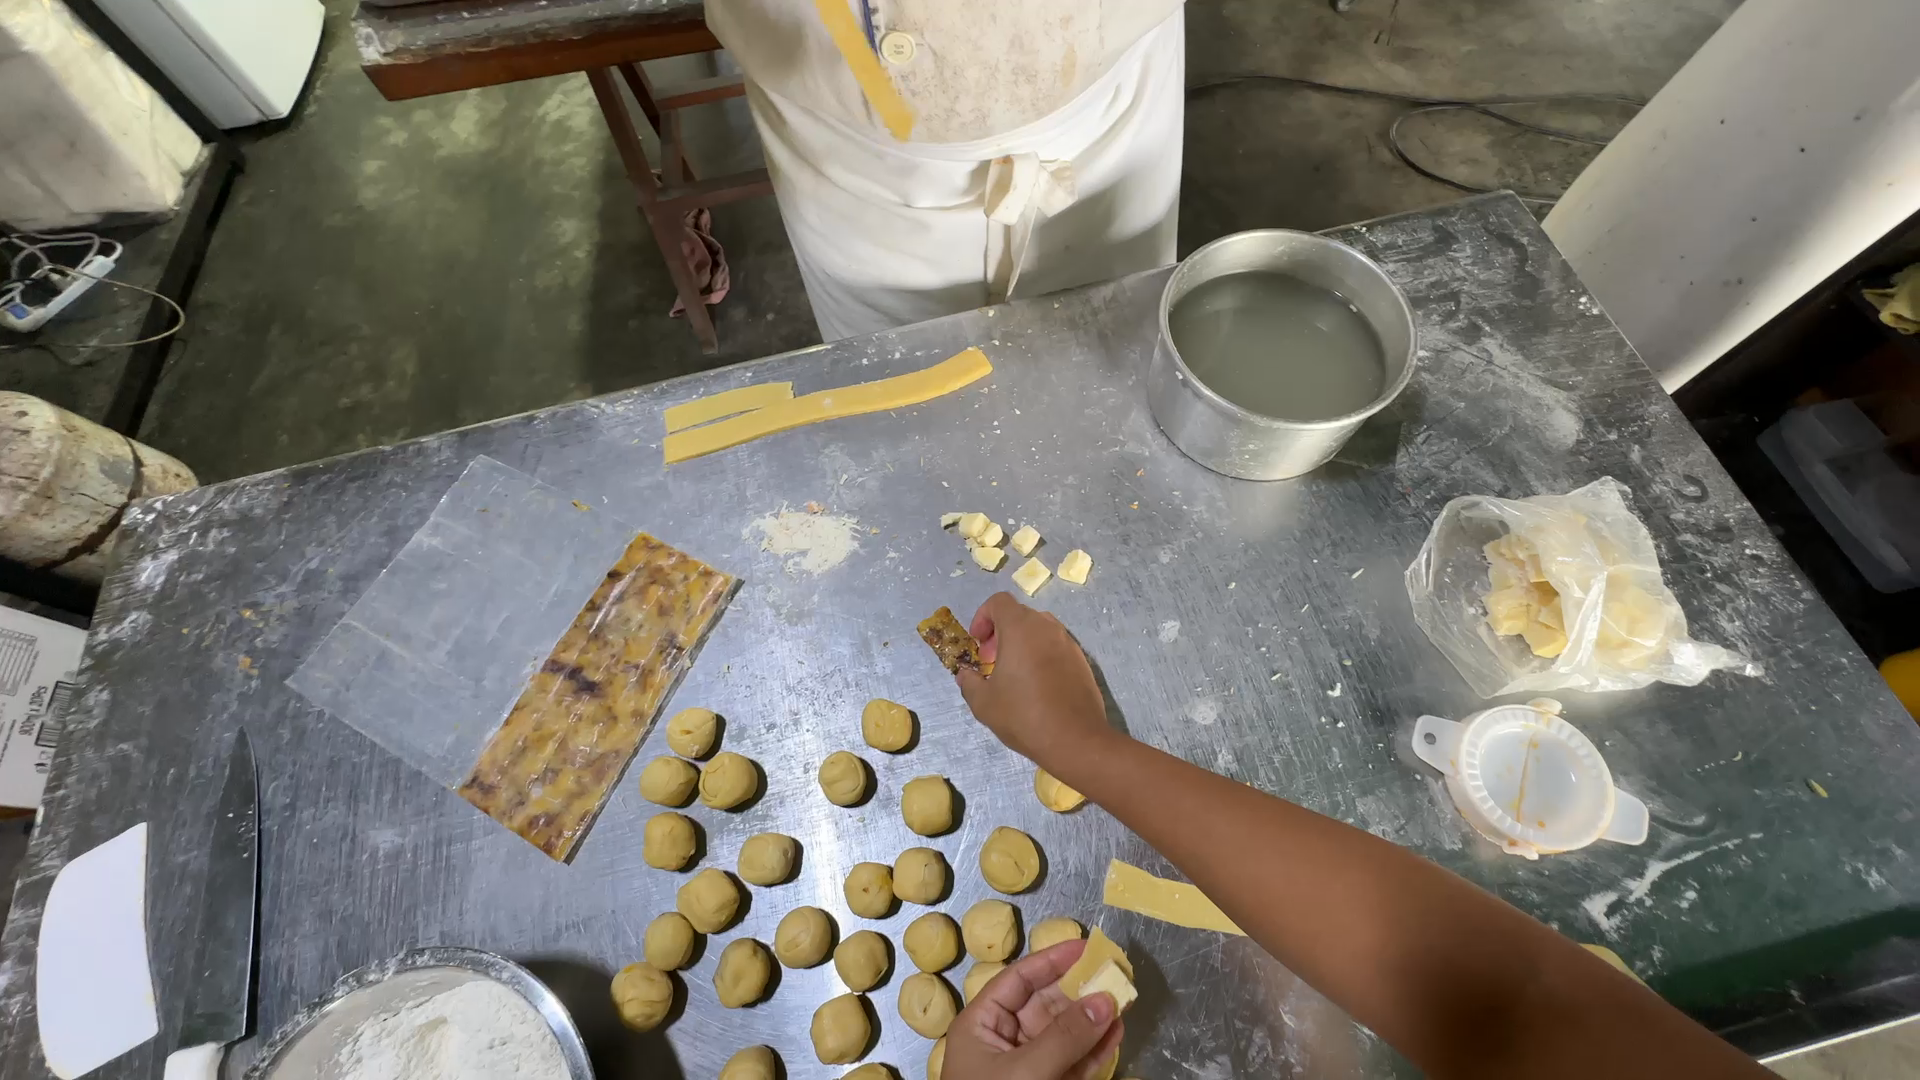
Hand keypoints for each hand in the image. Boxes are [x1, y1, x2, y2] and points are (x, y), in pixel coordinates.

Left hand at [944, 941, 1122, 1079]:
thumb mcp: (1025, 1072)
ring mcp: (1026, 1071)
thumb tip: (1104, 1000)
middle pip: (1045, 1005)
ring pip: (1064, 1035)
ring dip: (1093, 1019)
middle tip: (1113, 974)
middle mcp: (1003, 1043)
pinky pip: (1073, 1065)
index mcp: (981, 1026)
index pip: (1018, 980)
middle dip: (1079, 990)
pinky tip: (1116, 1035)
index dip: (1051, 960)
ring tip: (1122, 1002)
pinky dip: (1095, 1051)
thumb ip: (1065, 1037)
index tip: (1083, 945)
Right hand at [955, 593, 1113, 772]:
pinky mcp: (1082, 661)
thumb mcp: (983, 703)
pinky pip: (1055, 647)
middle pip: (1019, 615)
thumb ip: (969, 682)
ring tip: (1013, 675)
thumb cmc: (1024, 715)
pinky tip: (1037, 687)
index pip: (999, 602)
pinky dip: (1041, 656)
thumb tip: (966, 674)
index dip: (982, 617)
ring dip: (1021, 644)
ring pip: (1039, 631)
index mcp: (1020, 628)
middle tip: (991, 662)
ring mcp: (1068, 643)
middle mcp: (1047, 628)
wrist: (1076, 739)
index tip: (977, 643)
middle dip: (1000, 633)